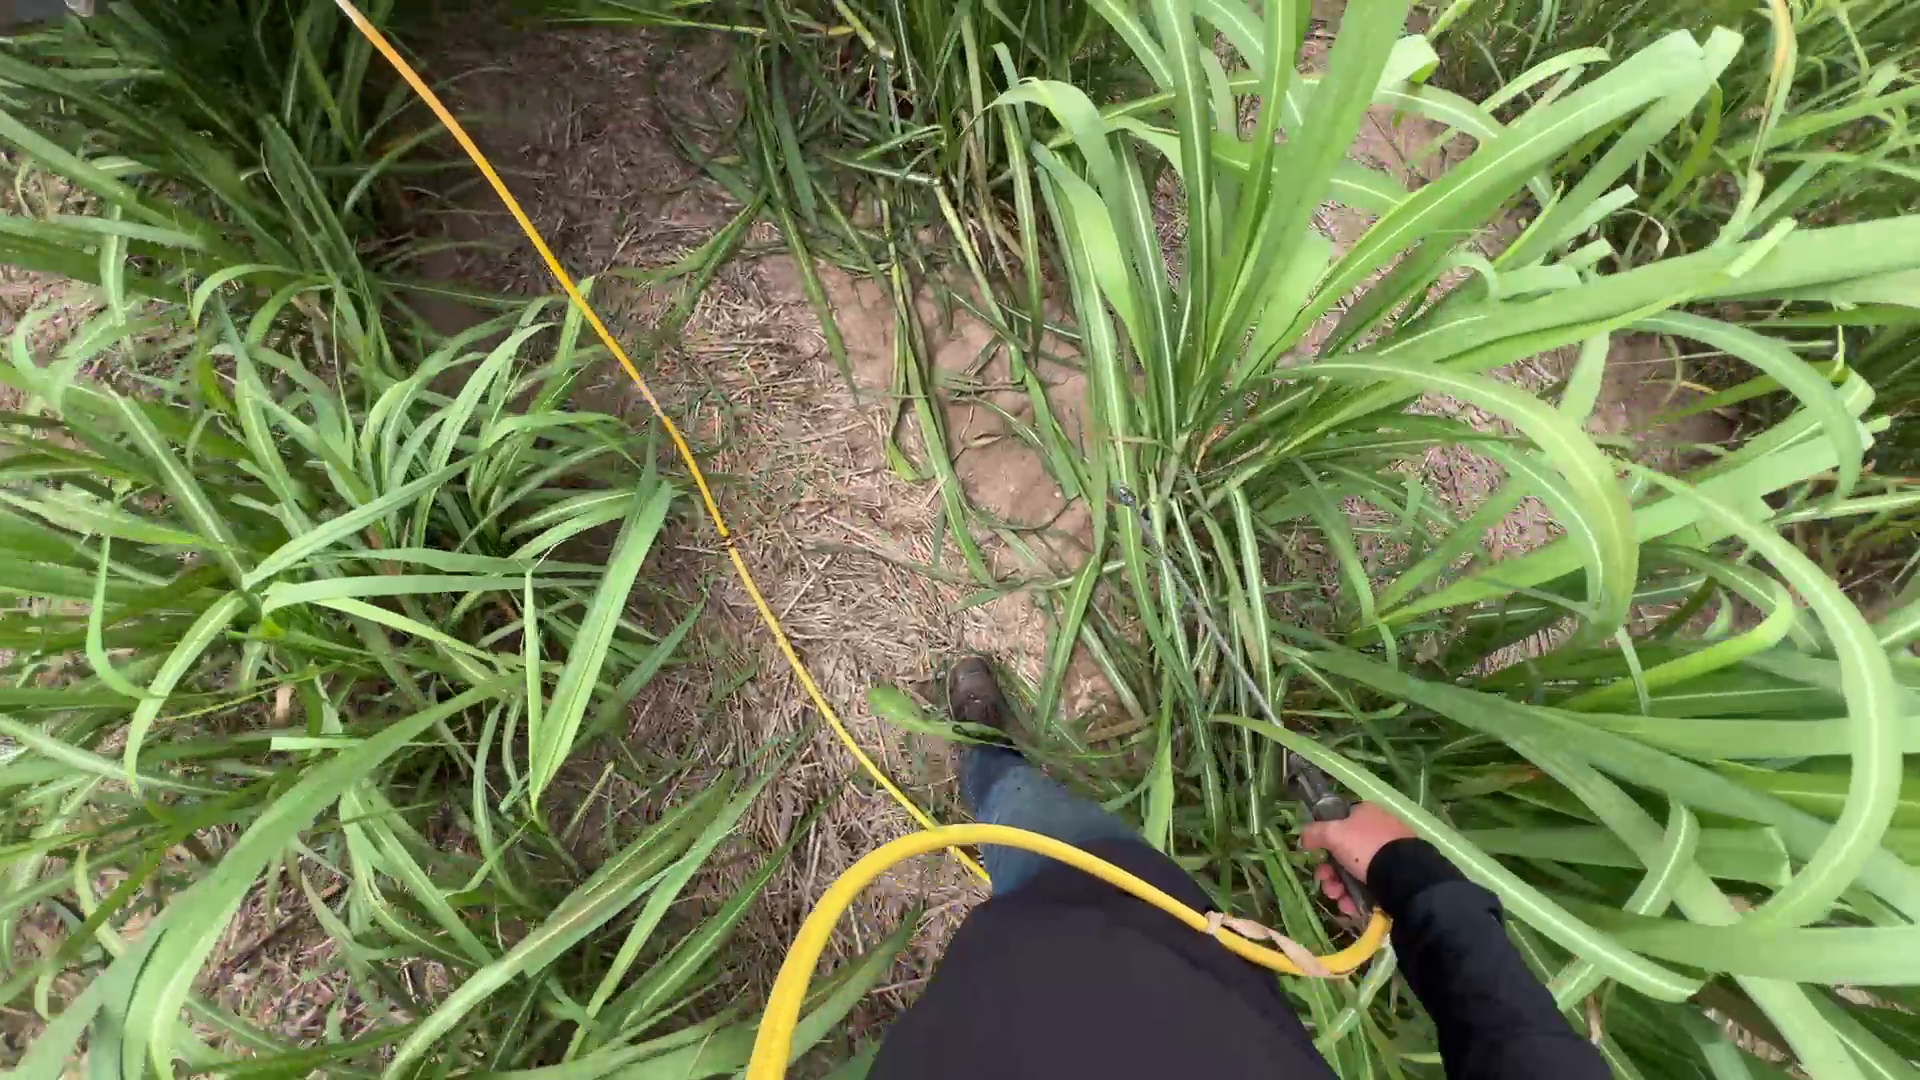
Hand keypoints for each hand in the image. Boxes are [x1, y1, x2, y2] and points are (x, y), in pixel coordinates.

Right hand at [1300, 803, 1415, 916]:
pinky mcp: (1398, 878)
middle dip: (1329, 870)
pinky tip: (1350, 906)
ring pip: (1355, 870)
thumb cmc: (1365, 847)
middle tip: (1325, 882)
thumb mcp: (1332, 833)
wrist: (1407, 877)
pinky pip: (1370, 884)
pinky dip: (1356, 895)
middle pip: (1344, 850)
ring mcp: (1390, 855)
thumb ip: (1313, 833)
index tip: (1316, 856)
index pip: (1338, 821)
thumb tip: (1303, 839)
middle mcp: (1378, 830)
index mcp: (1365, 812)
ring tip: (1337, 898)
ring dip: (1339, 885)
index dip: (1324, 839)